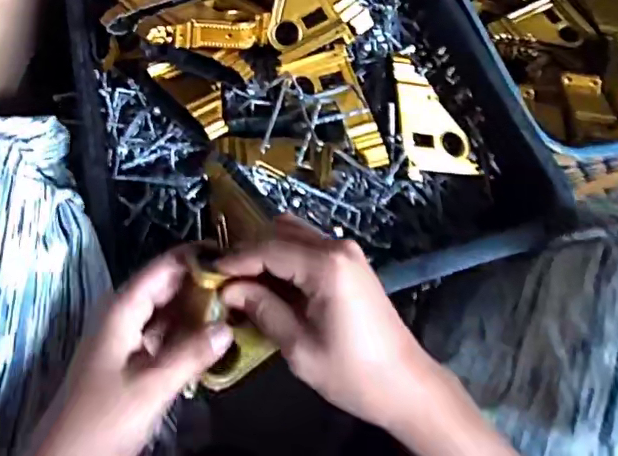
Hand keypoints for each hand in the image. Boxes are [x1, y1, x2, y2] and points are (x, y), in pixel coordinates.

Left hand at [28, 247, 233, 455]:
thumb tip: (228, 327)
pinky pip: (161, 335)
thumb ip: (190, 355)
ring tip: (233, 307)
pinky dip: (184, 334)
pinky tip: (210, 340)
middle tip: (239, 285)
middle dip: (200, 284)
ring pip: (165, 312)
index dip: (196, 257)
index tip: (230, 256)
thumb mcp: (150, 388)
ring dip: (195, 311)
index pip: (165, 266)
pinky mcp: (128, 360)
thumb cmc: (102, 419)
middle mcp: (123, 313)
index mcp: (123, 306)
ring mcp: (124, 336)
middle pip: (166, 286)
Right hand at [215, 217, 514, 455]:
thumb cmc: (354, 373)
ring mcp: (345, 249)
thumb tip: (228, 290)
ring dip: (267, 251)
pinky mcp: (349, 260)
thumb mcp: (300, 348)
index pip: (268, 248)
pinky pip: (307, 244)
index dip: (236, 259)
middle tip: (225, 278)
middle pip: (279, 231)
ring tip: (244, 280)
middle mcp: (336, 245)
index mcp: (325, 264)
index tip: (210, 271)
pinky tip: (272, 282)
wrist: (407, 385)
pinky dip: (285, 256)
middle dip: (249, 251)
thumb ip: (263, 310)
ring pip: (293, 232)